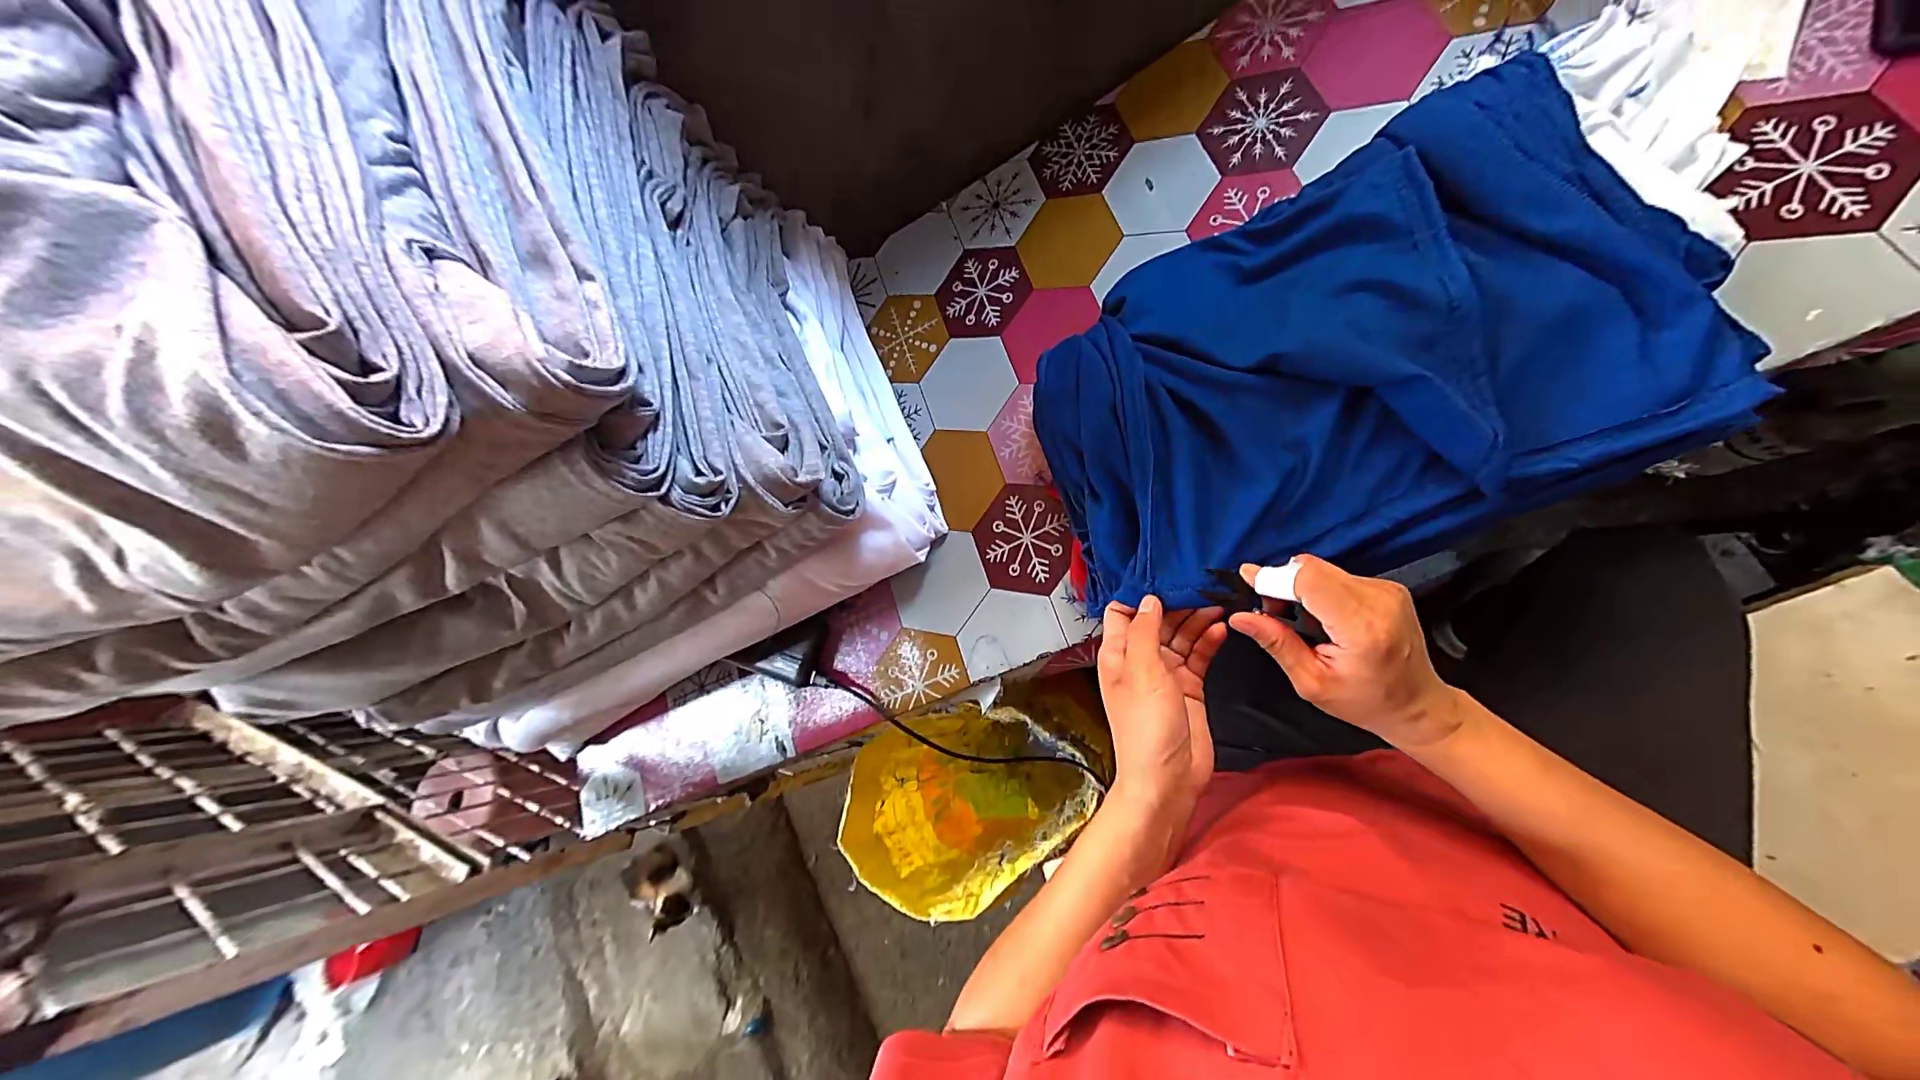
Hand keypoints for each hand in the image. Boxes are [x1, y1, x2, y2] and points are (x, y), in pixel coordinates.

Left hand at [1097, 596, 1225, 806]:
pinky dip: (1209, 641)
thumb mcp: (1141, 672)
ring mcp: (1165, 674)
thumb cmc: (1146, 729)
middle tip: (1203, 587)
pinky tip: (1222, 629)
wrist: (1168, 778)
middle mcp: (1140, 661)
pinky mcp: (1188, 686)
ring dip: (1198, 620)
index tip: (1165, 578)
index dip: (1141, 596)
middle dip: (1178, 603)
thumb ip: (1144, 632)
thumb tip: (1148, 600)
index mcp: (1118, 655)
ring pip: (1181, 635)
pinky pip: (1199, 655)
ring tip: (1218, 603)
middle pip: (1157, 620)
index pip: (1122, 612)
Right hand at [1226, 556, 1462, 747]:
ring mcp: (1386, 590)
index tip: (1247, 580)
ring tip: (1301, 620)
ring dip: (1300, 587)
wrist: (1418, 705)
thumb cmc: (1364, 701)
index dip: (1273, 578)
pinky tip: (1321, 616)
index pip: (1308, 579)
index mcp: (1361, 626)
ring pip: (1322, 570)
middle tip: (1272, 613)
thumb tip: (1240, 617)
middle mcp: (1378, 599)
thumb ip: (1276, 643)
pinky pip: (1337, 575)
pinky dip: (1319, 590)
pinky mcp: (1387, 587)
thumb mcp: (1310, 682)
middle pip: (1312, 569)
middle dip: (1282, 583)